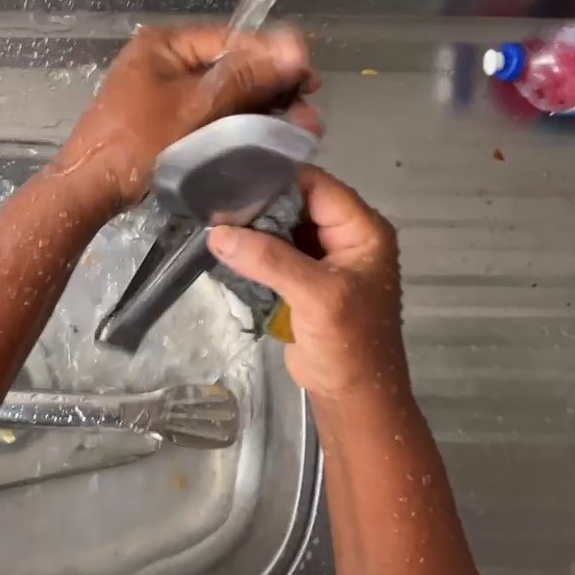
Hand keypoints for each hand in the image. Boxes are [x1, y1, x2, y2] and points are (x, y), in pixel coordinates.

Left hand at [53, 25, 319, 215]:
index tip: (310, 80)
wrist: (88, 188)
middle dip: (268, 89)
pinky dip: (231, 123)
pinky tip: (257, 138)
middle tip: (304, 113)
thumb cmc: (138, 144)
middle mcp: (162, 60)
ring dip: (254, 109)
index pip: (233, 39)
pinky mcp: (159, 119)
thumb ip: (245, 78)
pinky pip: (204, 113)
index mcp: (164, 44)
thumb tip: (296, 49)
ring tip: (288, 129)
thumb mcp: (196, 107)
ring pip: (219, 93)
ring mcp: (159, 90)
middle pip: (228, 66)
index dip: (274, 58)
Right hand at [206, 166, 405, 401]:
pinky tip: (223, 248)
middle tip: (216, 203)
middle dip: (258, 204)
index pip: (317, 186)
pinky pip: (272, 254)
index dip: (279, 178)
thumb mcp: (316, 295)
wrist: (352, 396)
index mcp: (362, 231)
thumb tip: (217, 233)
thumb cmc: (350, 343)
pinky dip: (250, 252)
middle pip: (296, 204)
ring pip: (280, 229)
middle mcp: (343, 238)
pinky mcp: (300, 281)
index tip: (235, 178)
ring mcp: (321, 261)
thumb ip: (269, 260)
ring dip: (251, 229)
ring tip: (212, 221)